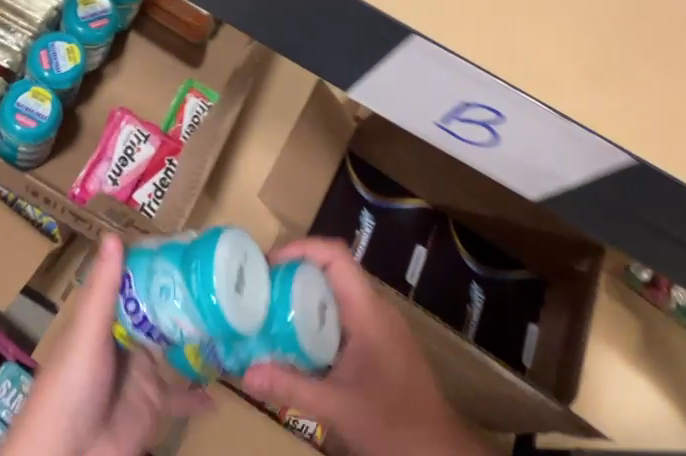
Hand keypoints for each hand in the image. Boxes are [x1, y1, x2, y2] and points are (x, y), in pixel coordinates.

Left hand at [2, 235, 213, 455]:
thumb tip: (112, 234)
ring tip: (233, 321)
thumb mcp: (87, 333)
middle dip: (186, 302)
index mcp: (105, 319)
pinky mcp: (153, 405)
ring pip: (175, 352)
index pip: (134, 284)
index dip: (157, 266)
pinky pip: (182, 397)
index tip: (189, 246)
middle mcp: (125, 342)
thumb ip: (103, 289)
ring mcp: (141, 374)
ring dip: (199, 341)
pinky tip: (225, 387)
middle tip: (225, 281)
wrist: (68, 453)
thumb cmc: (70, 386)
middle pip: (159, 316)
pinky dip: (201, 395)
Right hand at [240, 238, 483, 455]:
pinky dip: (319, 320)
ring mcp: (382, 327)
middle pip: (333, 272)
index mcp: (368, 311)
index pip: (336, 256)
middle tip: (260, 292)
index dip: (301, 249)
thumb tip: (246, 372)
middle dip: (294, 275)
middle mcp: (377, 310)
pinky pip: (346, 316)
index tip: (268, 265)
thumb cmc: (394, 424)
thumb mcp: (337, 407)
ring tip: (271, 314)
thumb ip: (291, 387)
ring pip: (339, 295)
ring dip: (306, 299)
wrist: (440, 452)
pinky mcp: (382, 344)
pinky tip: (299, 344)